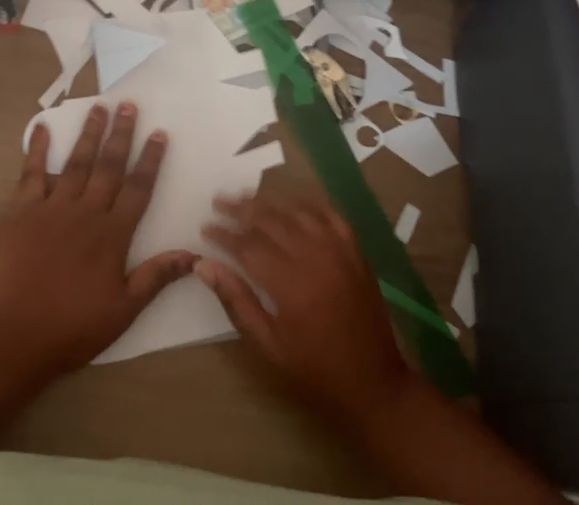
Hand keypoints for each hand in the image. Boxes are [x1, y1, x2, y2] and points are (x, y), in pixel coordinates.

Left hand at [0, 102, 197, 375]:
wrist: (17, 335)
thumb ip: (156, 277)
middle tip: (129, 105)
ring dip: (89, 134)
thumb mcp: (124, 309)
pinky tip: (43, 128)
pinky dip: (38, 150)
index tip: (160, 134)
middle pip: (109, 166)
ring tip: (99, 107)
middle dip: (121, 134)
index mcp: (113, 235)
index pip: (138, 189)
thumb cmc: (75, 326)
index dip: (151, 160)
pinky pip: (31, 175)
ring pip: (76, 164)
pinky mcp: (22, 213)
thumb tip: (193, 255)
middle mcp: (86, 213)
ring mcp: (52, 209)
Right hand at [197, 193, 417, 427]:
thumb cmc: (314, 369)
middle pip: (271, 220)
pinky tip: (291, 203)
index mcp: (289, 283)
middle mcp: (314, 257)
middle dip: (241, 209)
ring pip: (298, 211)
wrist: (374, 381)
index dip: (223, 234)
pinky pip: (329, 215)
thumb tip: (204, 266)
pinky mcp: (356, 251)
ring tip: (246, 197)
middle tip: (218, 201)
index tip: (204, 226)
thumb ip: (236, 300)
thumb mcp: (268, 344)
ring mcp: (339, 250)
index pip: (247, 245)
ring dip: (270, 201)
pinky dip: (307, 204)